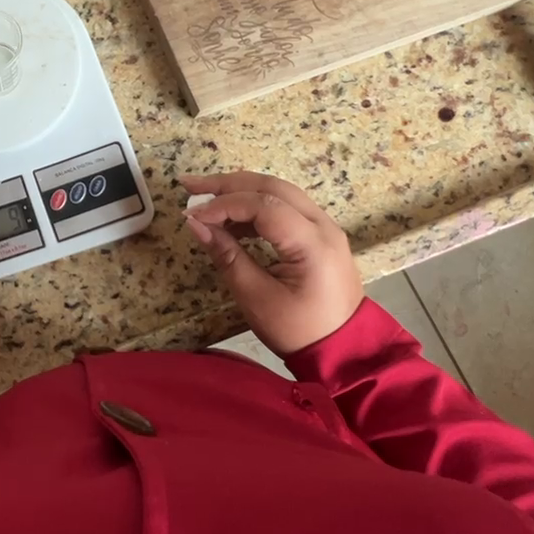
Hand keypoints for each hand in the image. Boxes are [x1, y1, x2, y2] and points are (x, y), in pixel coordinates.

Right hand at [182, 171, 363, 354]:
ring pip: (279, 191)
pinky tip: (230, 218)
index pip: (263, 205)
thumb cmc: (298, 330)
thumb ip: (227, 256)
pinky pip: (285, 206)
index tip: (192, 215)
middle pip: (272, 187)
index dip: (224, 205)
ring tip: (204, 196)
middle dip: (227, 184)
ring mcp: (325, 226)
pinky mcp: (319, 234)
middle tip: (190, 185)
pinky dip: (255, 204)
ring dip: (240, 190)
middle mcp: (323, 225)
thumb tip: (195, 223)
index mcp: (312, 243)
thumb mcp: (256, 298)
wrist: (343, 350)